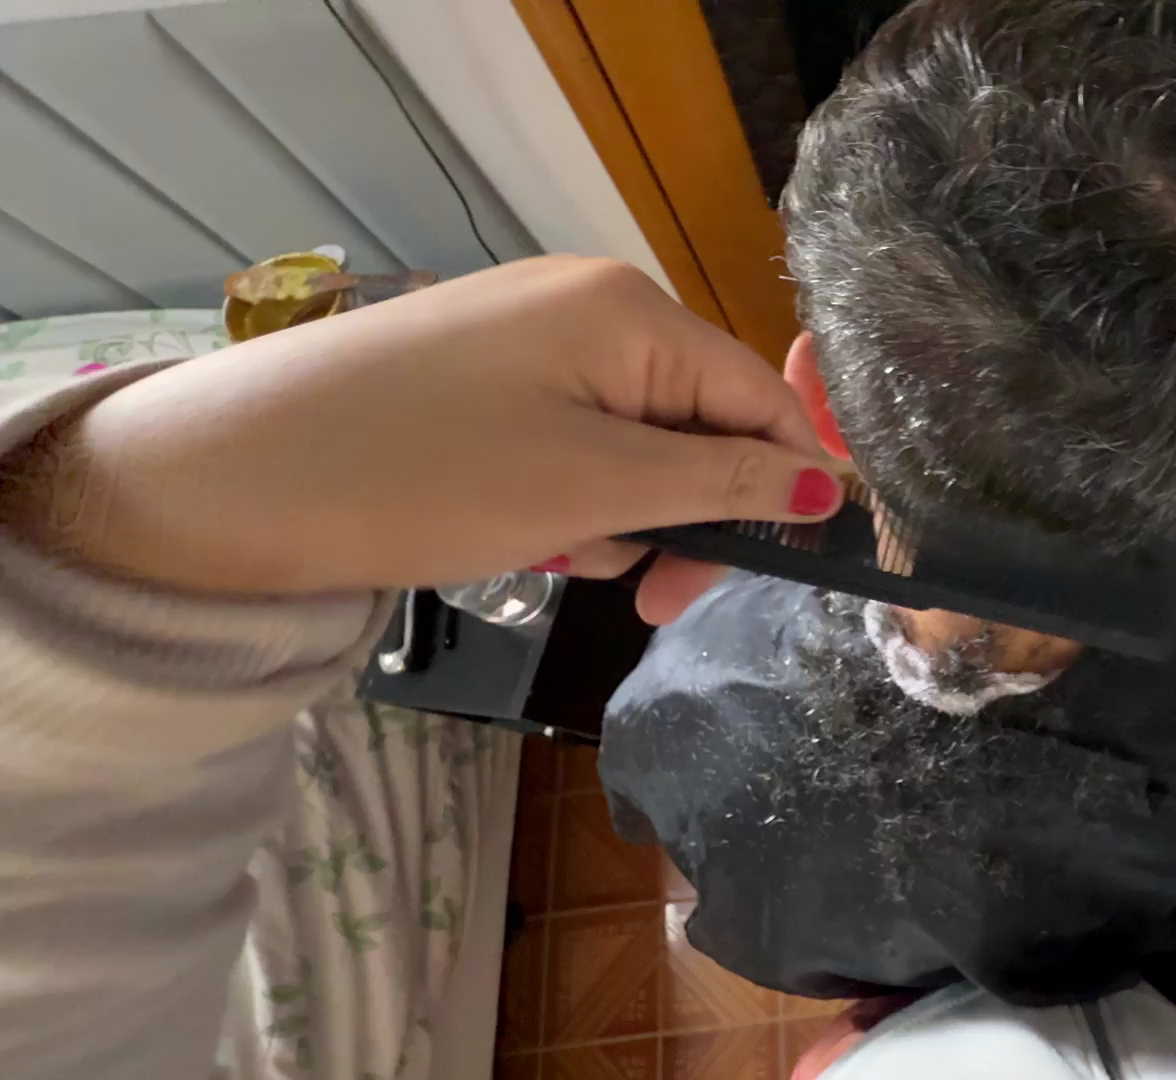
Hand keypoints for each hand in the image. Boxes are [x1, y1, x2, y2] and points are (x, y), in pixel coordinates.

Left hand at [0, 256, 841, 620]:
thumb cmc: (427, 476)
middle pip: (707, 424)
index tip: (797, 561)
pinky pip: (597, 443)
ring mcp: (551, 343)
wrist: (214, 484)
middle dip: (698, 513)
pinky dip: (592, 498)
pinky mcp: (511, 380)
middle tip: (664, 597)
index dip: (790, 479)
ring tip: (578, 558)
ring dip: (639, 514)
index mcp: (634, 314)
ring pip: (653, 444)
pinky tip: (547, 533)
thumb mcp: (599, 487)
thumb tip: (833, 490)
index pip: (761, 397)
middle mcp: (603, 311)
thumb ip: (727, 485)